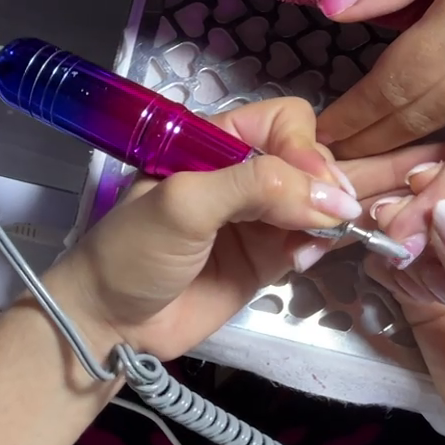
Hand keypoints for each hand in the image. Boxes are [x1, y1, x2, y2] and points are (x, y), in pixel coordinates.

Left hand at [41, 98, 444, 360]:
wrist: (113, 322)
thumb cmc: (133, 252)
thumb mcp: (183, 204)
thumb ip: (253, 187)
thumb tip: (332, 199)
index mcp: (214, 143)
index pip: (283, 121)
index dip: (303, 146)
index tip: (308, 182)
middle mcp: (242, 173)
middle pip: (310, 158)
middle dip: (326, 183)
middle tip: (327, 217)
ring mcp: (258, 217)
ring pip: (318, 200)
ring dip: (331, 216)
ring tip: (316, 243)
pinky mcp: (268, 258)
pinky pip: (313, 240)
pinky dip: (324, 244)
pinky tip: (307, 258)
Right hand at [365, 180, 444, 444]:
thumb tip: (444, 212)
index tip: (422, 188)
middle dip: (423, 210)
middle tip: (394, 222)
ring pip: (420, 233)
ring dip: (401, 237)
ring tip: (389, 247)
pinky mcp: (428, 301)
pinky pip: (400, 271)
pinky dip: (387, 267)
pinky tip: (387, 272)